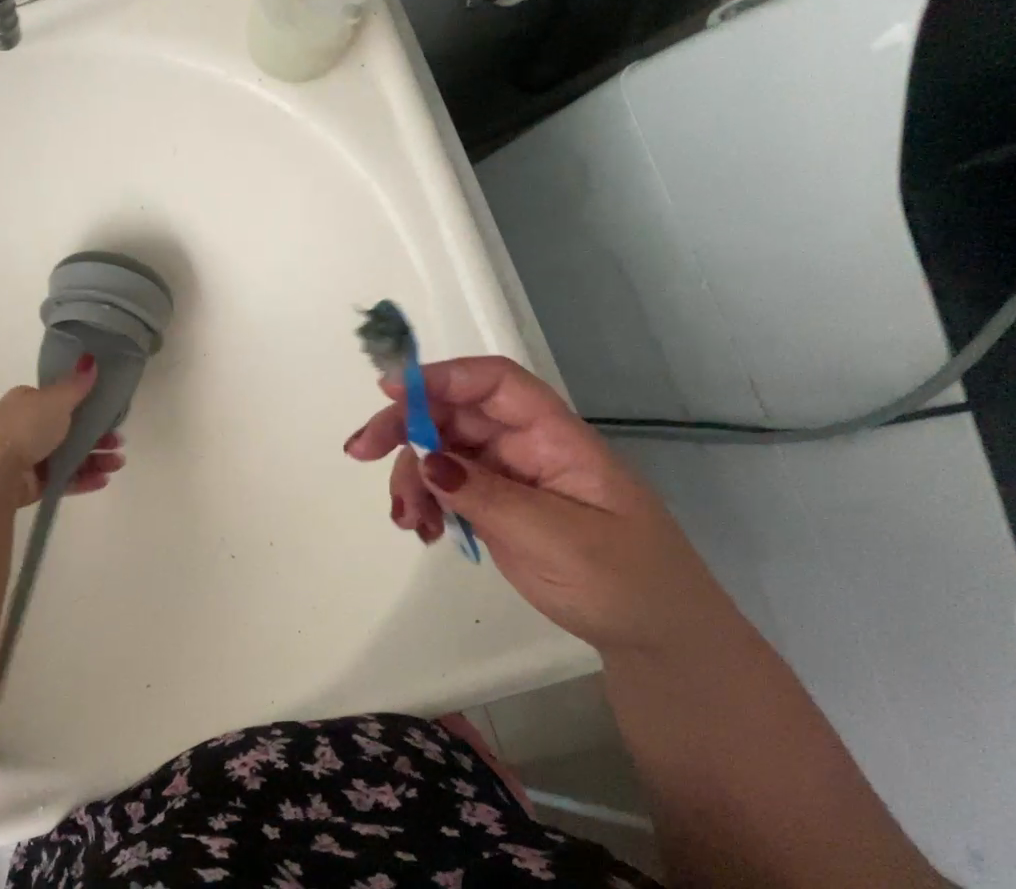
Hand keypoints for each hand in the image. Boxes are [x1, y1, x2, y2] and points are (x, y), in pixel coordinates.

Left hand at [0, 354, 124, 507]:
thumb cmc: (26, 428)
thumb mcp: (55, 400)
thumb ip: (76, 384)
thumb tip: (90, 358)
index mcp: (26, 402)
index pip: (58, 401)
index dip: (86, 406)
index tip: (109, 413)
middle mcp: (26, 428)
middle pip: (69, 431)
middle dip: (98, 436)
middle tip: (120, 442)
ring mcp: (28, 457)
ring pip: (69, 457)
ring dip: (96, 459)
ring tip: (117, 464)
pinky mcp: (32, 484)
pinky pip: (63, 479)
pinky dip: (83, 479)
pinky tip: (104, 480)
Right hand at [343, 356, 734, 651]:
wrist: (656, 637)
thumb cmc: (625, 579)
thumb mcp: (557, 537)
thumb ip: (487, 497)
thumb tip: (426, 460)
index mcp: (555, 437)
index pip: (493, 384)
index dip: (441, 378)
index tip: (388, 393)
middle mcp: (525, 447)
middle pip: (452, 414)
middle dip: (403, 427)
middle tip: (359, 452)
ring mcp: (507, 478)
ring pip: (438, 452)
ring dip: (410, 477)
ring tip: (408, 522)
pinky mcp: (494, 507)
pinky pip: (443, 489)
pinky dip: (423, 504)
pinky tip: (424, 532)